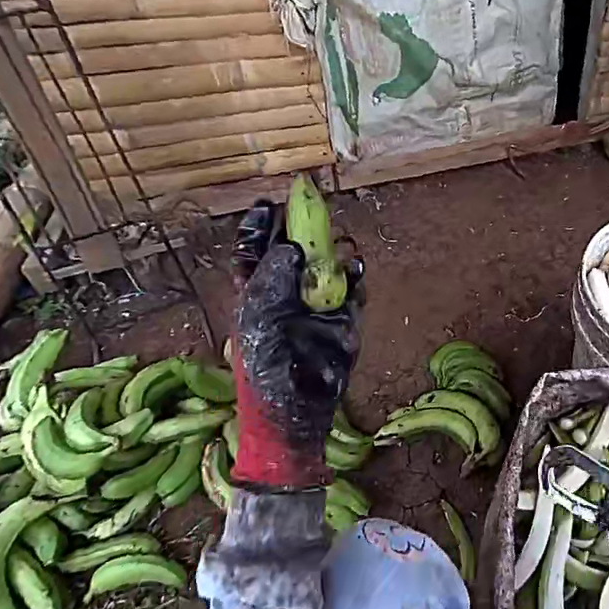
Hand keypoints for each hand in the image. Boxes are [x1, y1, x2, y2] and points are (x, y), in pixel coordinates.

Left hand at [226, 201, 358, 491]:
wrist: (295, 406)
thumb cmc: (264, 360)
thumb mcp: (259, 311)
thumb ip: (274, 273)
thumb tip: (292, 246)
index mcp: (254, 290)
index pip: (254, 249)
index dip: (260, 225)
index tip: (268, 202)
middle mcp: (284, 292)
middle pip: (295, 249)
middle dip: (305, 228)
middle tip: (314, 207)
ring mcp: (314, 304)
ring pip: (328, 265)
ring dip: (334, 250)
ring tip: (339, 243)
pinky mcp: (343, 318)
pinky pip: (352, 289)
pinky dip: (355, 276)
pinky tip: (354, 269)